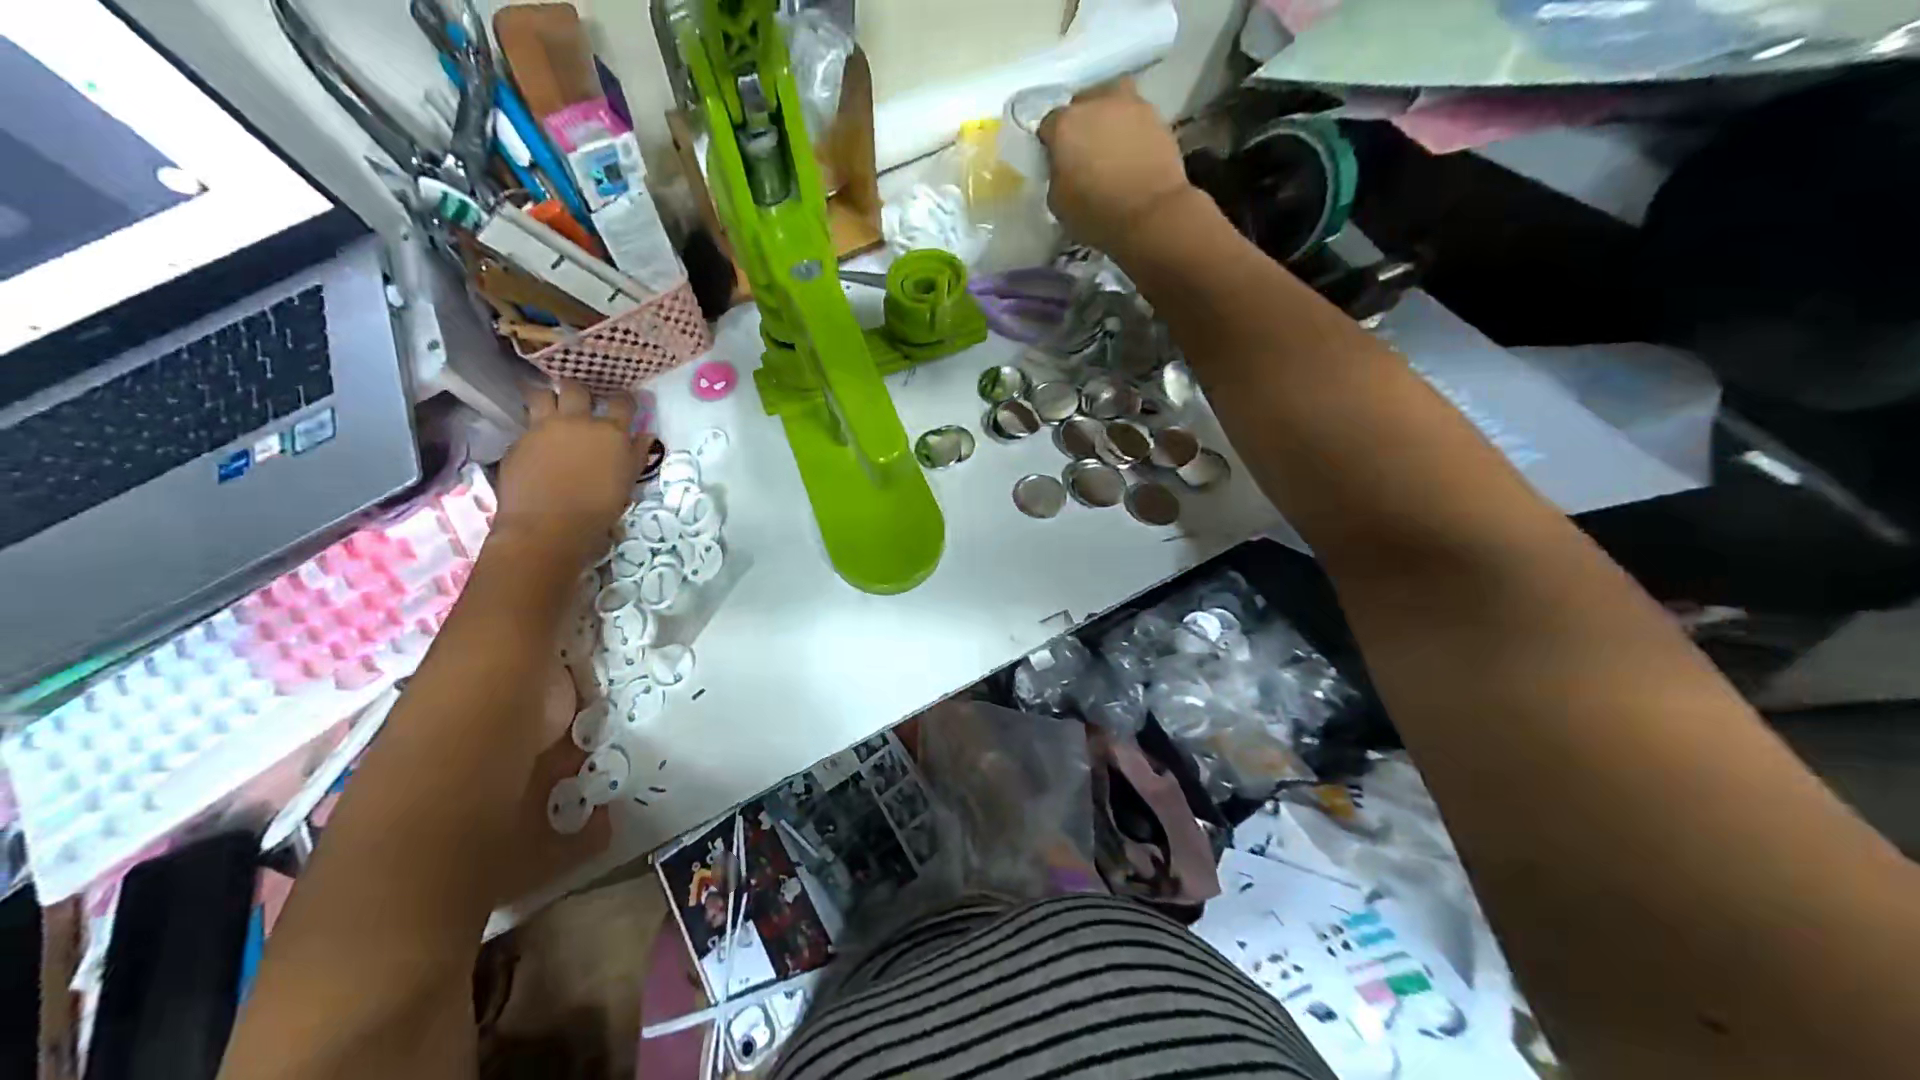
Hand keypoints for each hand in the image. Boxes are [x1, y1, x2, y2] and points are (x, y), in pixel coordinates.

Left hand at [496, 380, 646, 567]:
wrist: (550, 525)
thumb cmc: (599, 509)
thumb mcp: (627, 482)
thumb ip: (636, 455)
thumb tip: (645, 436)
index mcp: (611, 432)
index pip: (622, 402)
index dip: (623, 399)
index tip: (623, 402)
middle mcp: (578, 421)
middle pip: (576, 388)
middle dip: (579, 391)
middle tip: (580, 402)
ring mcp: (544, 427)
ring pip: (541, 394)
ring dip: (547, 397)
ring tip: (549, 407)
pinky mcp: (518, 439)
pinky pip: (525, 423)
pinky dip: (531, 427)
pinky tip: (535, 440)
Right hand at [1038, 79, 1197, 253]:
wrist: (1151, 215)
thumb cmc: (1097, 213)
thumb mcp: (1057, 203)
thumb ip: (1056, 174)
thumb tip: (1064, 167)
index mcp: (1064, 124)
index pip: (1049, 126)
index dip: (1052, 144)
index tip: (1058, 162)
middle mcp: (1095, 102)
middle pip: (1082, 105)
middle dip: (1081, 125)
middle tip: (1085, 153)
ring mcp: (1130, 105)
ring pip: (1112, 103)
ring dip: (1108, 119)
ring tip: (1112, 147)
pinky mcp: (1157, 116)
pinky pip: (1136, 118)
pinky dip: (1132, 130)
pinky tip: (1133, 153)